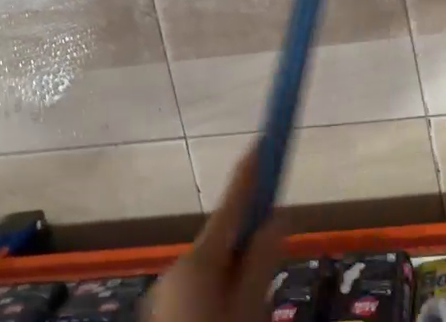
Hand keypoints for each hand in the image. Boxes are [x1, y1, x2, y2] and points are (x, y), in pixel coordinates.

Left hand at [144, 151, 287, 321]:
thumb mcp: (246, 308)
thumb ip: (261, 262)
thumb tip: (279, 215)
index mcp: (197, 260)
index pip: (231, 204)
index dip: (250, 171)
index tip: (264, 141)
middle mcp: (178, 266)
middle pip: (226, 241)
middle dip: (252, 245)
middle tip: (273, 274)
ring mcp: (169, 290)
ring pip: (218, 268)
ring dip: (240, 276)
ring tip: (254, 308)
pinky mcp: (167, 310)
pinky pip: (205, 289)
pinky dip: (224, 294)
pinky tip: (234, 315)